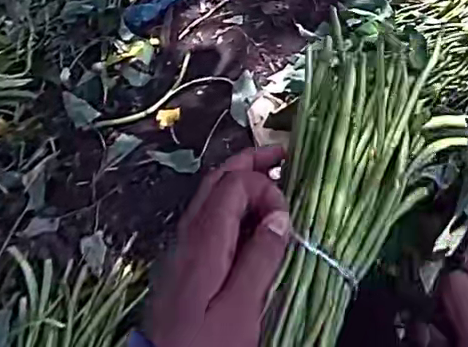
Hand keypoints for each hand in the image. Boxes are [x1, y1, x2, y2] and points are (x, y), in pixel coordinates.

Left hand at [145, 147, 290, 346]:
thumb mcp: (240, 310)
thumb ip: (261, 258)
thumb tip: (279, 216)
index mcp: (204, 239)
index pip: (235, 183)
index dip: (265, 188)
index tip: (285, 217)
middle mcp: (189, 234)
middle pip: (219, 178)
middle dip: (251, 162)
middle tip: (283, 157)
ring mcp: (182, 249)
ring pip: (212, 195)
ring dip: (242, 180)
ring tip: (271, 181)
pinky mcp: (184, 266)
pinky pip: (209, 217)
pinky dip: (233, 205)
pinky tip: (251, 221)